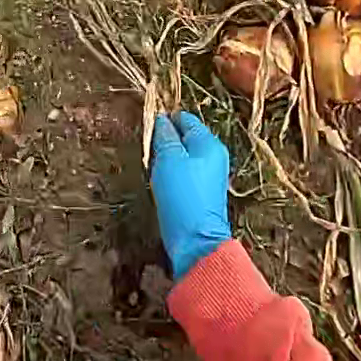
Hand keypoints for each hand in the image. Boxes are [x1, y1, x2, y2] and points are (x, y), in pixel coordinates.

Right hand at [150, 110, 232, 277]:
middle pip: (186, 137)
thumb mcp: (169, 160)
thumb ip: (165, 137)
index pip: (186, 119)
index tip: (147, 124)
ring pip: (185, 155)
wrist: (196, 242)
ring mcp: (210, 176)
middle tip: (146, 144)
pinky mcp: (202, 193)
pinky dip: (172, 172)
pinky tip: (160, 180)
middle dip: (167, 138)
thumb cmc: (183, 197)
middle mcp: (214, 157)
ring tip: (151, 162)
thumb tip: (162, 119)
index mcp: (209, 144)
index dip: (166, 119)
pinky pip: (185, 173)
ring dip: (168, 157)